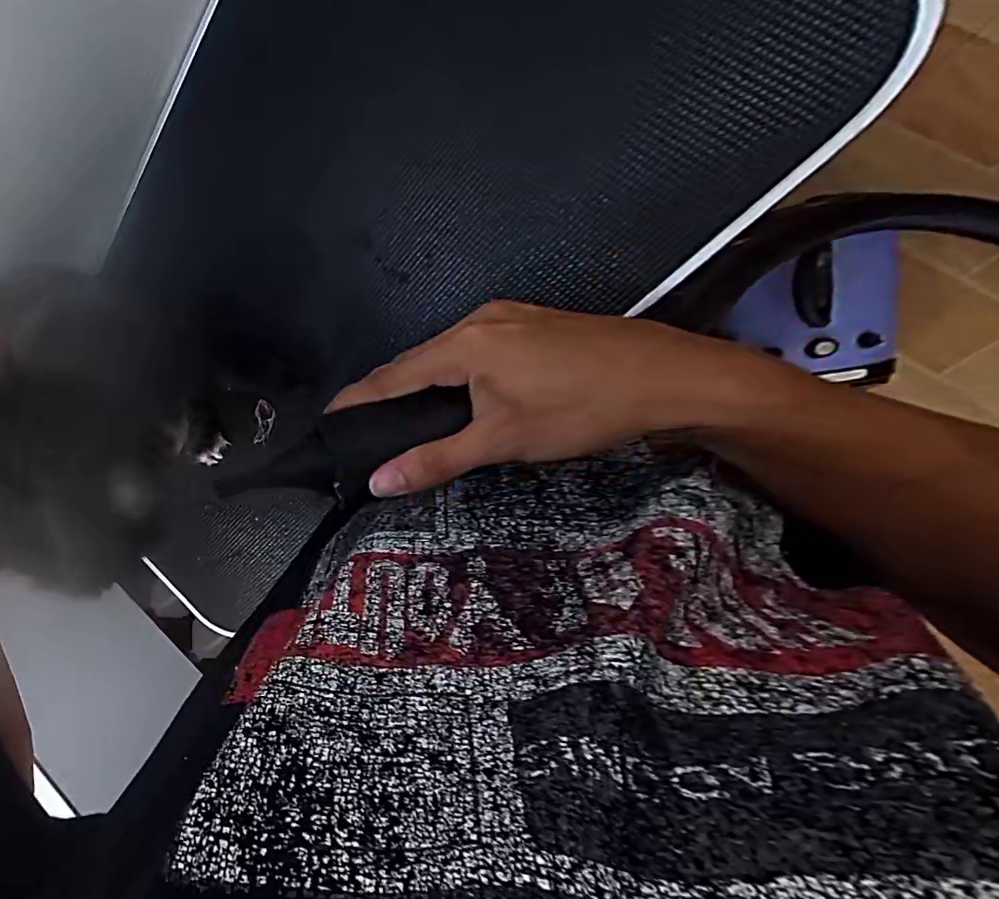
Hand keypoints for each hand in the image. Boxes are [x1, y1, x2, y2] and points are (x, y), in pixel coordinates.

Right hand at [326, 300, 804, 495]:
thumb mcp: (502, 441)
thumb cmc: (583, 409)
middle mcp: (481, 319)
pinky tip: (456, 394)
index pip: (393, 376)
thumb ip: (435, 460)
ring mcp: (510, 316)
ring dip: (420, 382)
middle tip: (363, 425)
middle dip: (386, 392)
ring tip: (403, 415)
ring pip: (445, 352)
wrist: (669, 378)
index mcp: (465, 344)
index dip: (357, 399)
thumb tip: (379, 481)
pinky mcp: (532, 323)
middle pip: (416, 360)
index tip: (328, 417)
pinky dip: (452, 372)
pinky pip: (473, 347)